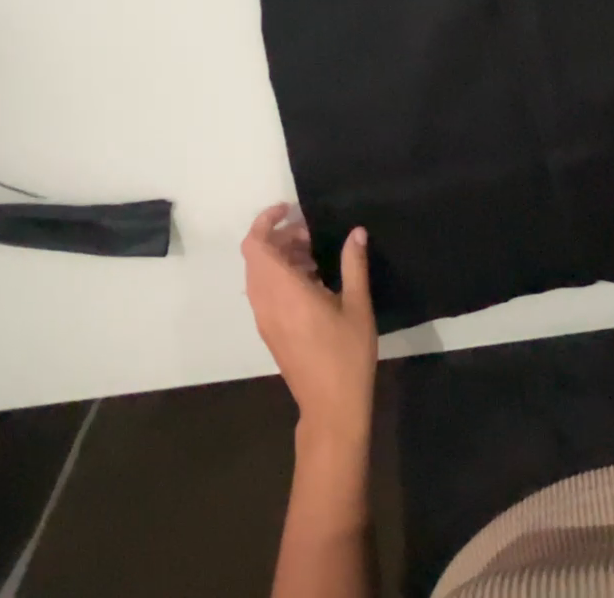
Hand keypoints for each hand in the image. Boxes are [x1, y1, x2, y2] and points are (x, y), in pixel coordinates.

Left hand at [242, 204, 377, 443]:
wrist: (331, 404)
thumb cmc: (347, 353)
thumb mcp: (358, 305)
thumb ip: (354, 265)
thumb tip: (356, 232)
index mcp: (285, 292)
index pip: (255, 246)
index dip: (265, 222)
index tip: (290, 209)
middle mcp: (266, 302)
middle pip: (256, 257)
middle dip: (279, 238)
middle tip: (313, 234)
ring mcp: (265, 319)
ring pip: (259, 275)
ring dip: (281, 257)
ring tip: (316, 256)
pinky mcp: (270, 331)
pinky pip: (265, 292)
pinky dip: (281, 276)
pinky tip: (314, 282)